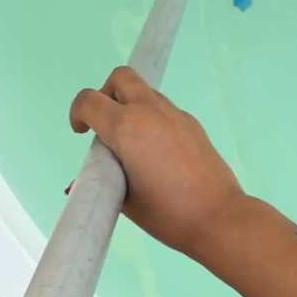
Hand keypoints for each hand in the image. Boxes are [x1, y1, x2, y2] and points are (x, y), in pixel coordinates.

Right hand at [70, 66, 246, 254]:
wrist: (219, 219)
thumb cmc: (170, 216)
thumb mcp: (127, 203)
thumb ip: (103, 185)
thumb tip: (77, 188)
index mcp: (126, 128)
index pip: (89, 101)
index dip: (78, 113)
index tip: (81, 131)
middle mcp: (150, 112)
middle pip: (120, 78)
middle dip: (106, 94)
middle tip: (107, 124)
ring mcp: (176, 116)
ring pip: (146, 92)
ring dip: (132, 107)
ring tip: (134, 144)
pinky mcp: (194, 126)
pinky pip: (166, 111)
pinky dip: (154, 120)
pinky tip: (158, 154)